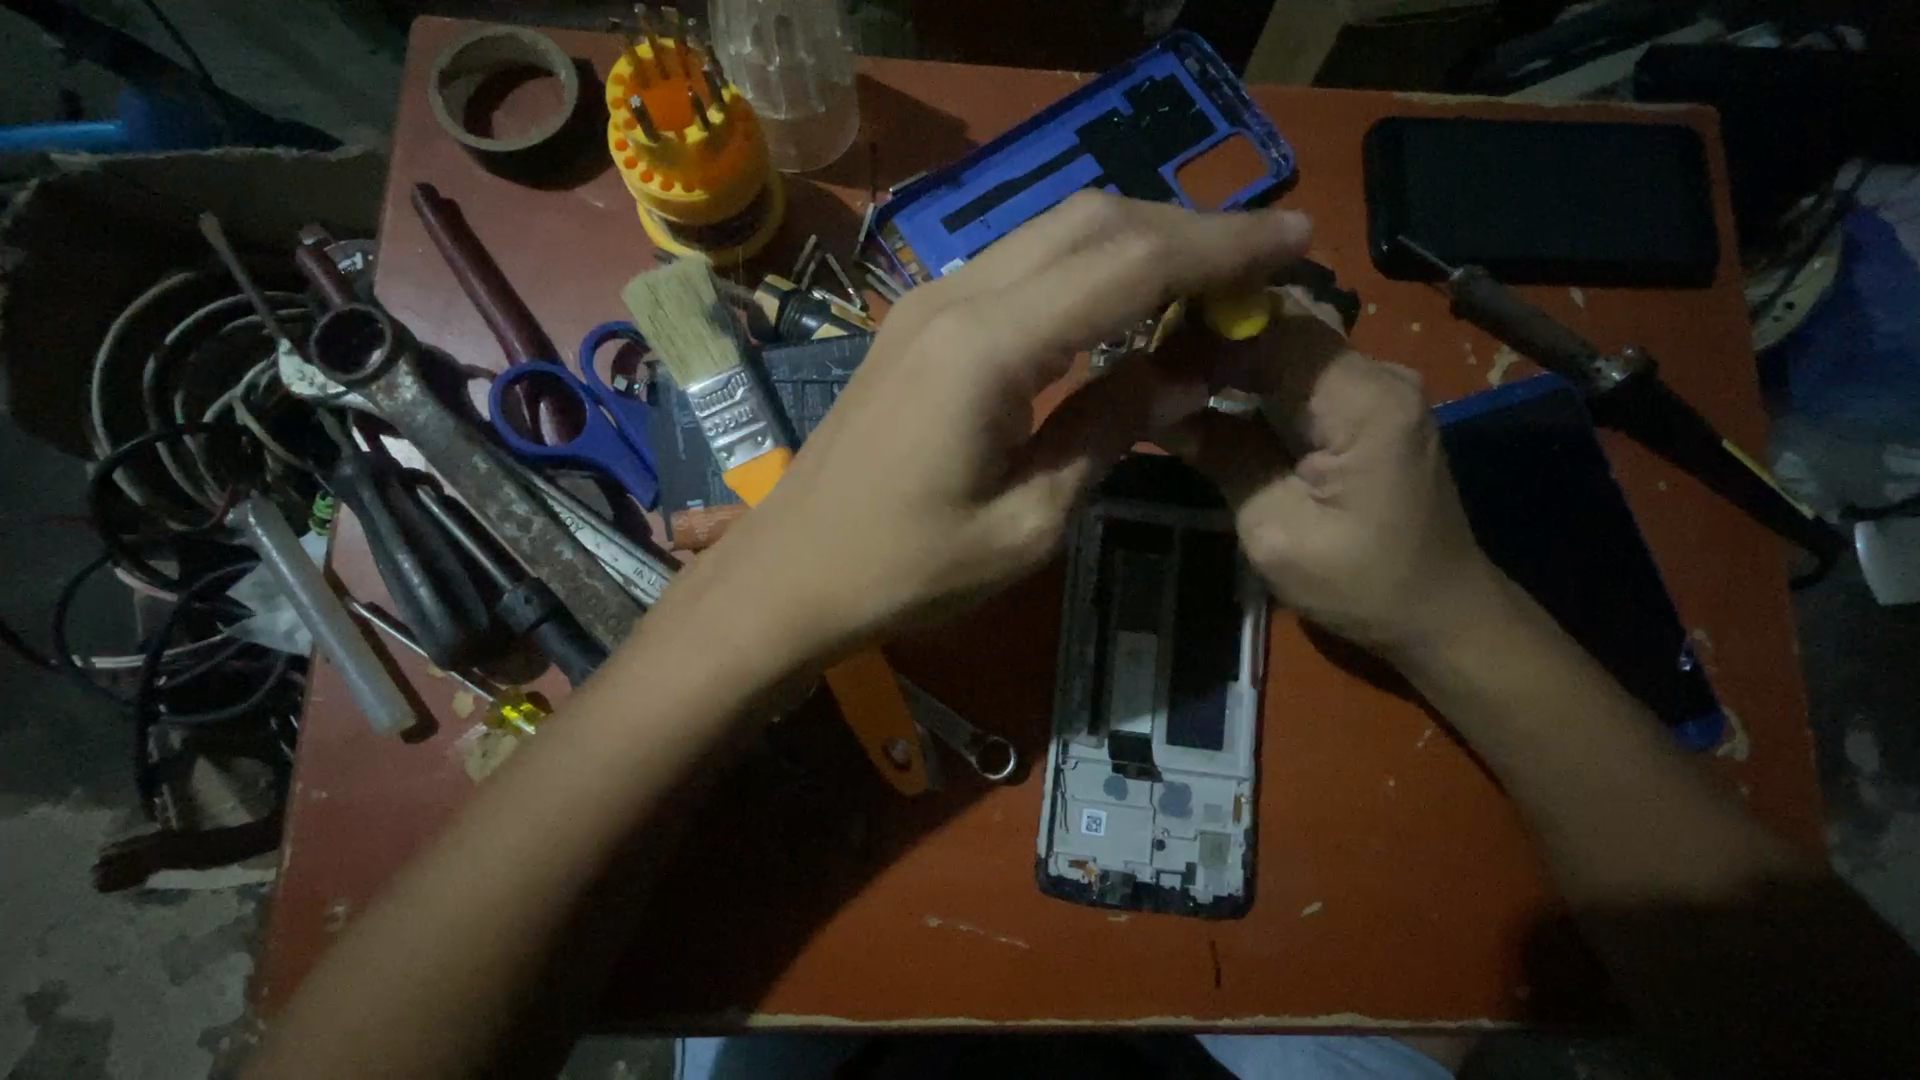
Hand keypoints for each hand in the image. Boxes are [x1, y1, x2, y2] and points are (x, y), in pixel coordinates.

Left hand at [694, 192, 1312, 659]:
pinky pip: (1018, 265)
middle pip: (1091, 220)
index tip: (1295, 241)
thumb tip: (1184, 367)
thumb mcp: (1027, 523)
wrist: (792, 573)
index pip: (1130, 262)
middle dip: (1185, 229)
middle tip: (1256, 264)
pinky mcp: (918, 321)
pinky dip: (1083, 267)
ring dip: (1134, 240)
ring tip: (1204, 277)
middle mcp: (956, 296)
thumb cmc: (906, 570)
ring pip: (1052, 231)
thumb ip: (1108, 430)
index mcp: (988, 346)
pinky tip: (1118, 302)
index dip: (1221, 246)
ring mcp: (928, 301)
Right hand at [1160, 293, 1503, 654]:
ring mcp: (1376, 388)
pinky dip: (1253, 376)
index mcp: (1363, 400)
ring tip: (1169, 374)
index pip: (1274, 329)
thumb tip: (1159, 409)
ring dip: (1229, 353)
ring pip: (1290, 342)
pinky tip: (1211, 391)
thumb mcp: (1276, 529)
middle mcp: (1377, 375)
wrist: (1440, 613)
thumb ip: (1224, 457)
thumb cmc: (1360, 583)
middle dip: (1213, 337)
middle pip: (1284, 325)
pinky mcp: (1368, 407)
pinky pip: (1301, 372)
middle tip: (1150, 363)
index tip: (1148, 358)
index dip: (1206, 334)